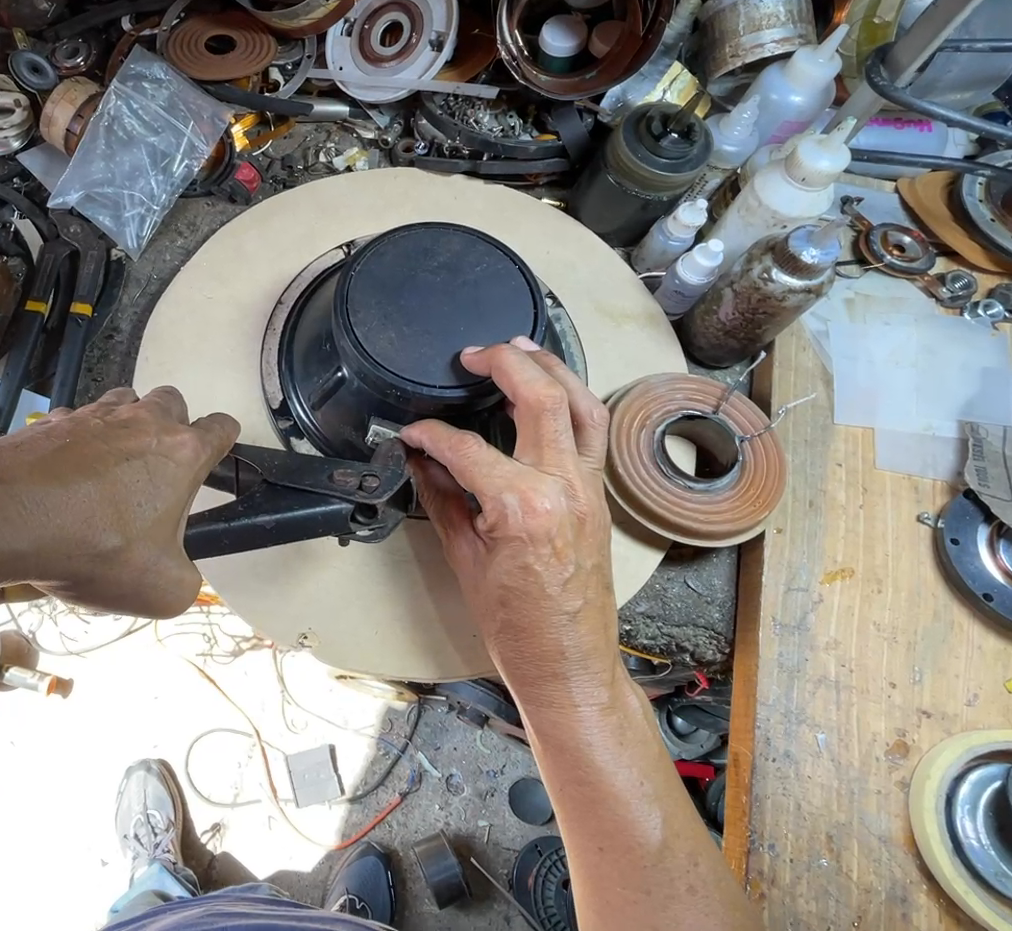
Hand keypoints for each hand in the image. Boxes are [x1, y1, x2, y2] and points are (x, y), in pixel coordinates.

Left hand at [0, 386, 237, 618]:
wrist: (5, 520)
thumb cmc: (97, 550)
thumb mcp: (161, 591)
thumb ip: (186, 580)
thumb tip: (178, 573)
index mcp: (181, 453)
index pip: (221, 428)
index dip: (223, 441)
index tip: (213, 461)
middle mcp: (142, 421)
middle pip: (172, 401)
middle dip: (171, 426)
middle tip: (156, 471)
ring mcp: (92, 416)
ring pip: (123, 402)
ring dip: (124, 427)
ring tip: (109, 472)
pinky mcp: (49, 422)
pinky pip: (73, 423)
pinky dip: (74, 443)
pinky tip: (61, 478)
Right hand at [398, 337, 621, 708]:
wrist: (569, 663)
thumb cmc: (515, 624)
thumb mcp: (464, 558)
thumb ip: (442, 497)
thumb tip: (420, 460)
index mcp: (522, 506)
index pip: (465, 447)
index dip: (431, 433)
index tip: (411, 431)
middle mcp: (563, 487)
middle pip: (540, 399)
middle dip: (506, 364)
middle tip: (474, 354)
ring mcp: (590, 488)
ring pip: (581, 406)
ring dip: (552, 369)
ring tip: (522, 348)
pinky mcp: (600, 495)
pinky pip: (592, 433)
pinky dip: (572, 401)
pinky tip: (551, 392)